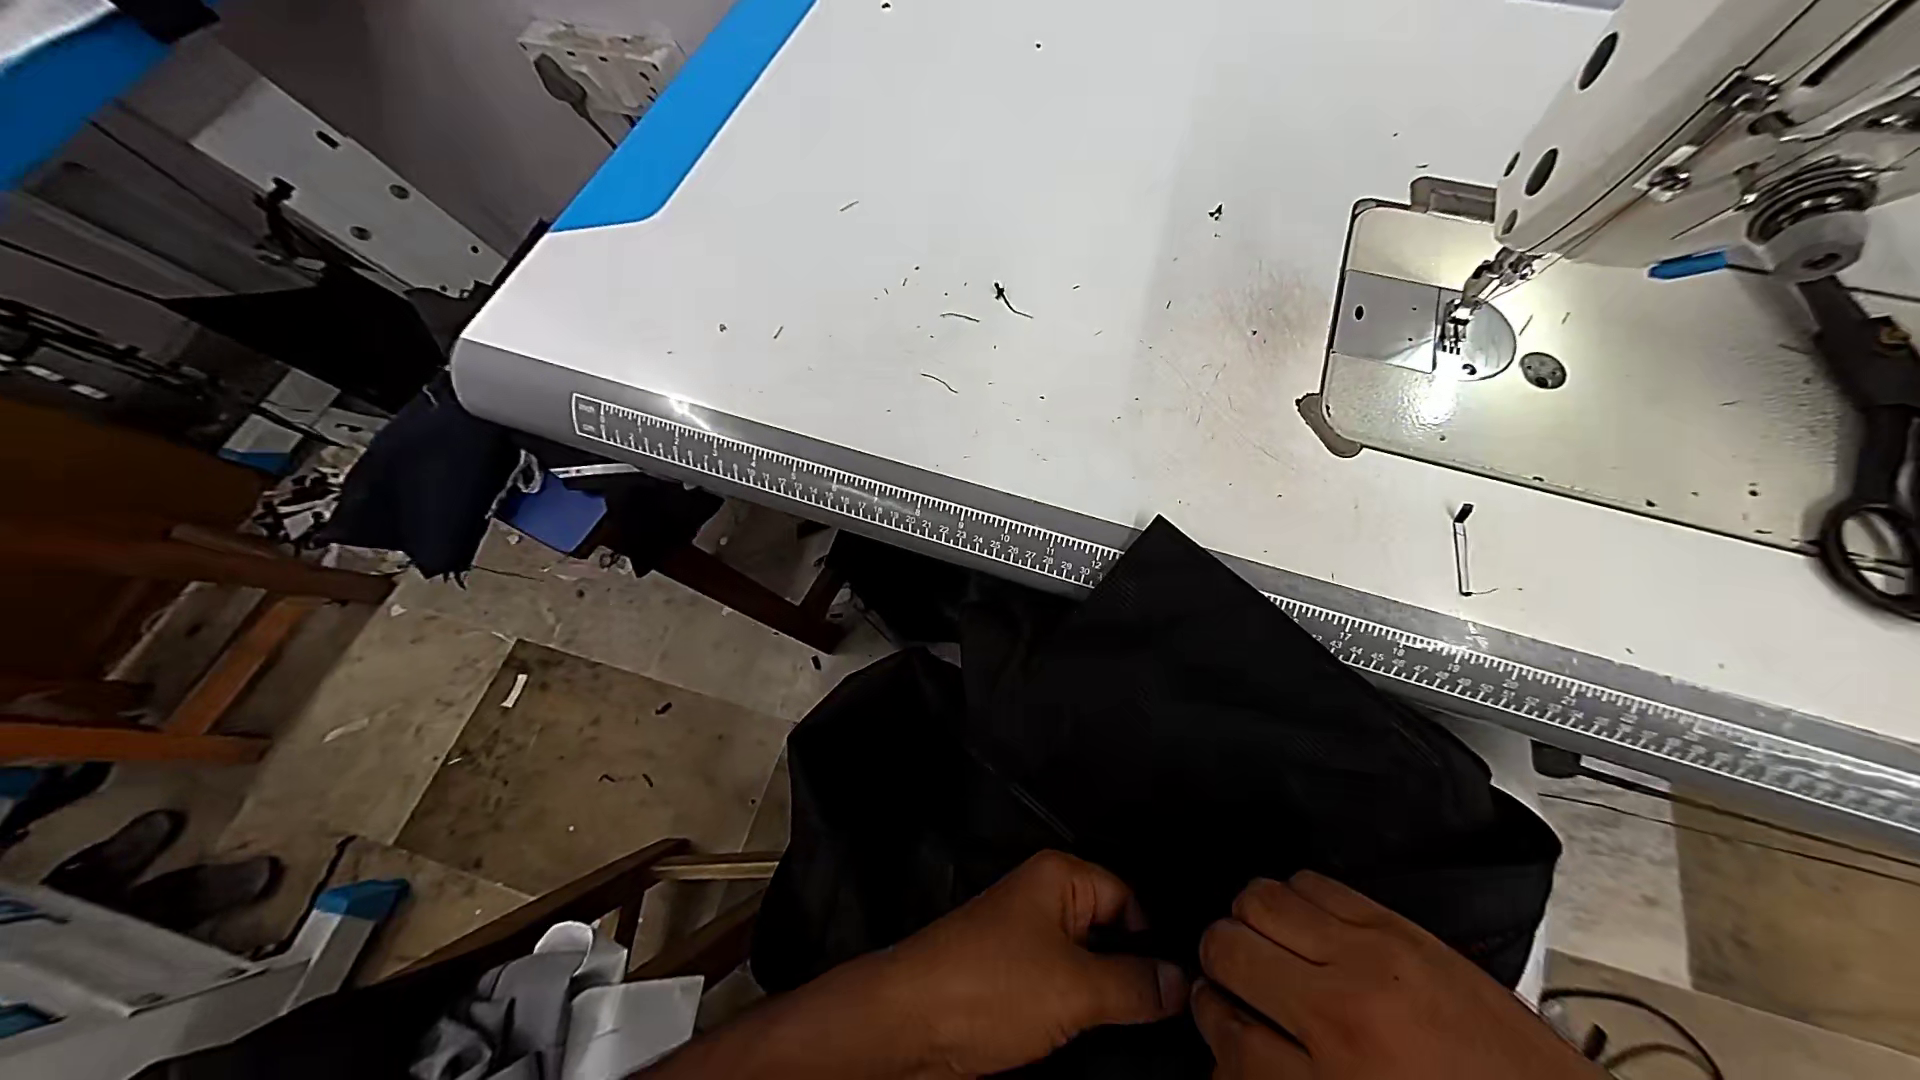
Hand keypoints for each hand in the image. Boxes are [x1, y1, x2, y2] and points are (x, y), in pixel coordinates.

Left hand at [877, 849, 1188, 1076]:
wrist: (913, 1024)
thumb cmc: (982, 985)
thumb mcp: (1075, 989)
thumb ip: (1135, 985)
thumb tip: (1180, 982)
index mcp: (1059, 877)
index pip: (1130, 896)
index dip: (1155, 936)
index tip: (1180, 981)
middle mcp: (1044, 900)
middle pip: (1111, 929)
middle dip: (1132, 968)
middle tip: (1161, 1011)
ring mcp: (1028, 939)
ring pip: (1090, 963)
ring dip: (1107, 994)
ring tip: (1125, 1023)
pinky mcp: (1016, 976)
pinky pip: (1066, 985)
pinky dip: (1082, 1008)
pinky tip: (1093, 1032)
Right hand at [1193, 873, 1605, 1079]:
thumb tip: (1223, 1050)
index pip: (1226, 1030)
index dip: (1208, 1016)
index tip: (1213, 1009)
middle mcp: (1341, 1011)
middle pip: (1227, 946)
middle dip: (1216, 959)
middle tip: (1233, 974)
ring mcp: (1370, 955)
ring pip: (1258, 900)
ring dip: (1248, 921)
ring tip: (1267, 943)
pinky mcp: (1397, 923)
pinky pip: (1310, 881)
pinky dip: (1293, 898)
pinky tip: (1307, 925)